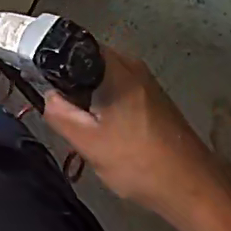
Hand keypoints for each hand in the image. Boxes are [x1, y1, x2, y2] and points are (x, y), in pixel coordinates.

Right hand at [43, 47, 230, 227]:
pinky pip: (118, 91)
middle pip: (88, 62)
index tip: (41, 83)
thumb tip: (48, 95)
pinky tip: (107, 134)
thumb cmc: (139, 162)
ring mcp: (145, 81)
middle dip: (72, 86)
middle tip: (65, 115)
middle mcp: (133, 65)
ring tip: (86, 129)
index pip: (74, 46)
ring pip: (102, 79)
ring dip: (89, 99)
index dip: (53, 61)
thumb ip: (60, 113)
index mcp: (116, 68)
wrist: (190, 184)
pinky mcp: (152, 98)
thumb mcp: (88, 142)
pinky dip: (105, 107)